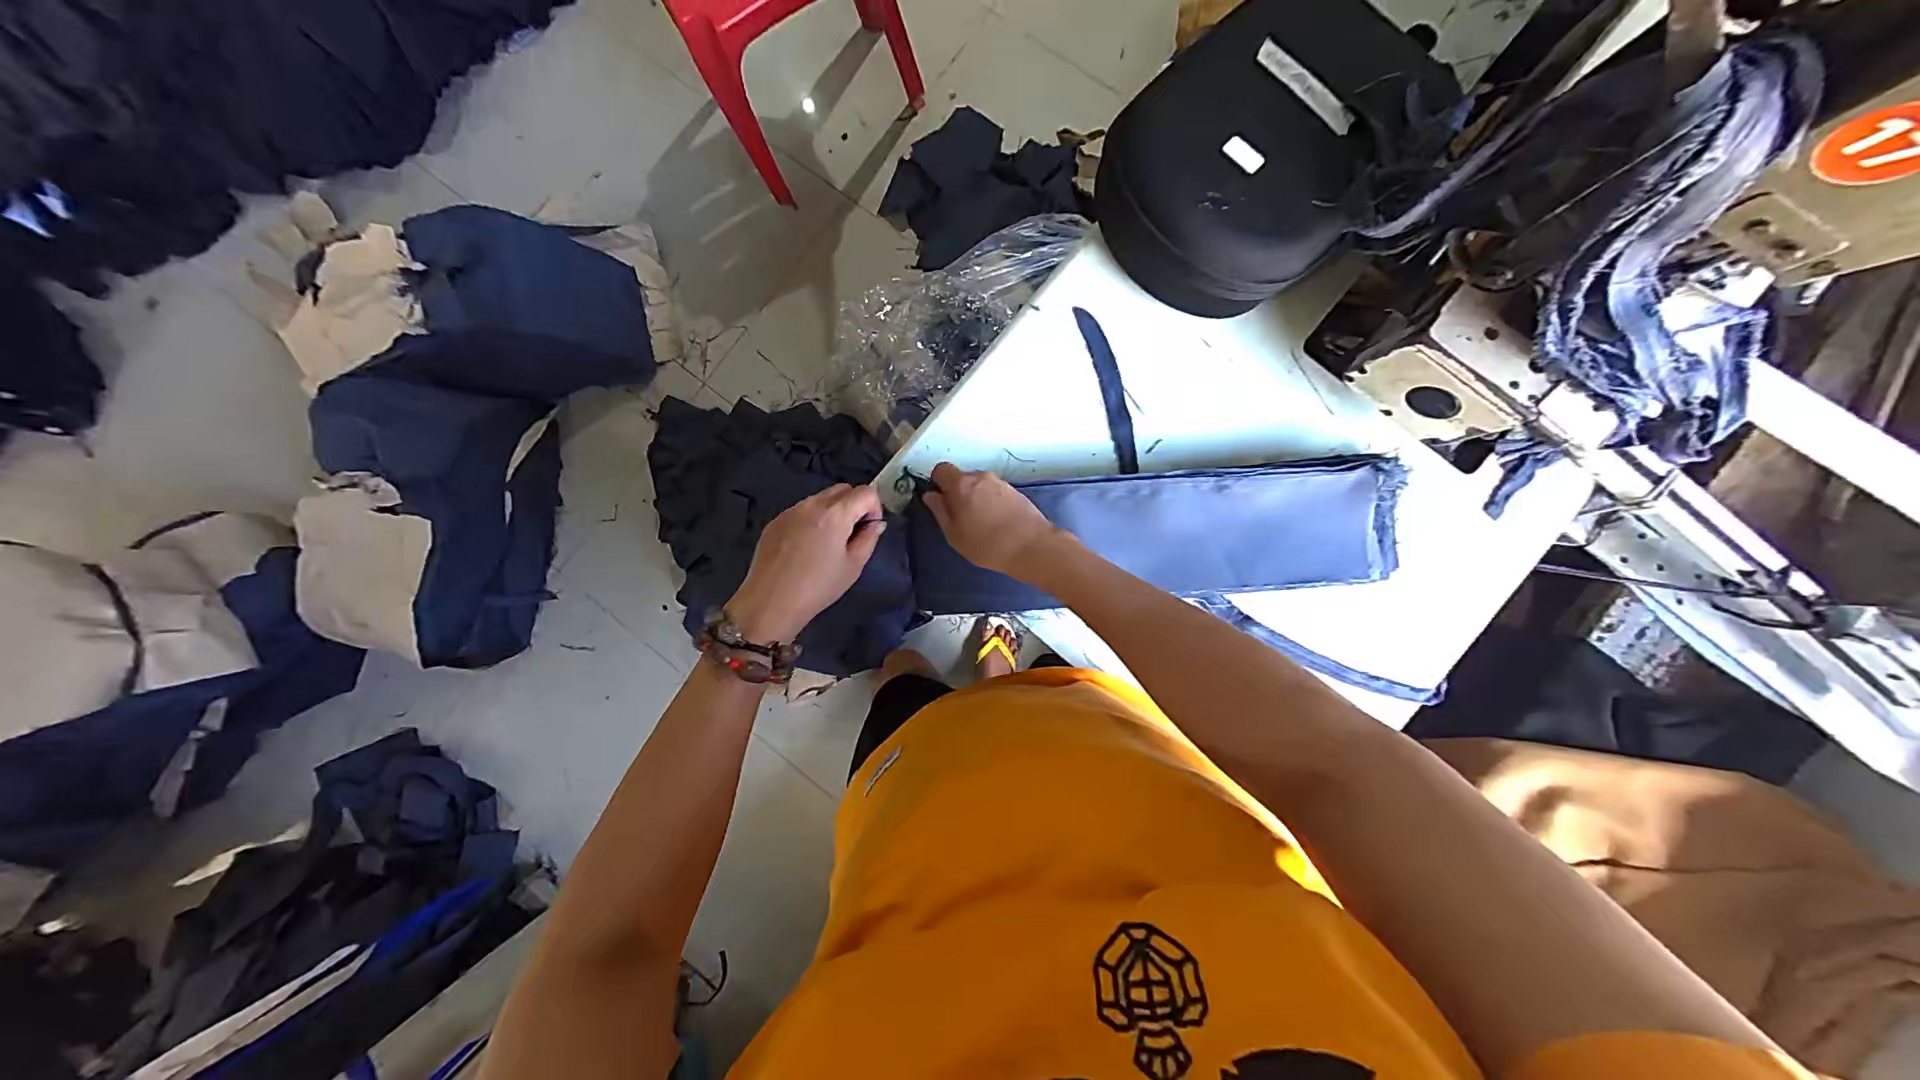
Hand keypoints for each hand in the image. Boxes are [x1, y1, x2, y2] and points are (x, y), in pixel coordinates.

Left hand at [727, 484, 886, 641]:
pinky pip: (801, 511)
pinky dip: (811, 520)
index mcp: (835, 513)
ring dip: (832, 511)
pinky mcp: (775, 521)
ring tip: (827, 543)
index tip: (869, 528)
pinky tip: (805, 548)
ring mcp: (790, 511)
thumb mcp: (853, 566)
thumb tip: (875, 524)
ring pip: (820, 498)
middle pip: (842, 489)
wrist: (771, 601)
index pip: (865, 491)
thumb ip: (869, 539)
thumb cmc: (818, 587)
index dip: (874, 507)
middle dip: (854, 504)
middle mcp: (812, 504)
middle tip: (852, 534)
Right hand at [922, 463, 1067, 580]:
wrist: (1032, 546)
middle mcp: (981, 477)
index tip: (941, 502)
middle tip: (961, 519)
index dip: (938, 484)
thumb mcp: (954, 534)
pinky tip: (997, 524)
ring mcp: (1001, 483)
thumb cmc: (987, 544)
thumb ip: (940, 511)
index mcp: (962, 484)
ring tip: (981, 524)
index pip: (941, 469)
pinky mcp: (1016, 492)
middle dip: (958, 494)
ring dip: (976, 499)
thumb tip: (931, 495)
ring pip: (979, 486)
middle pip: (962, 478)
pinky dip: (991, 503)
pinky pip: (995, 492)